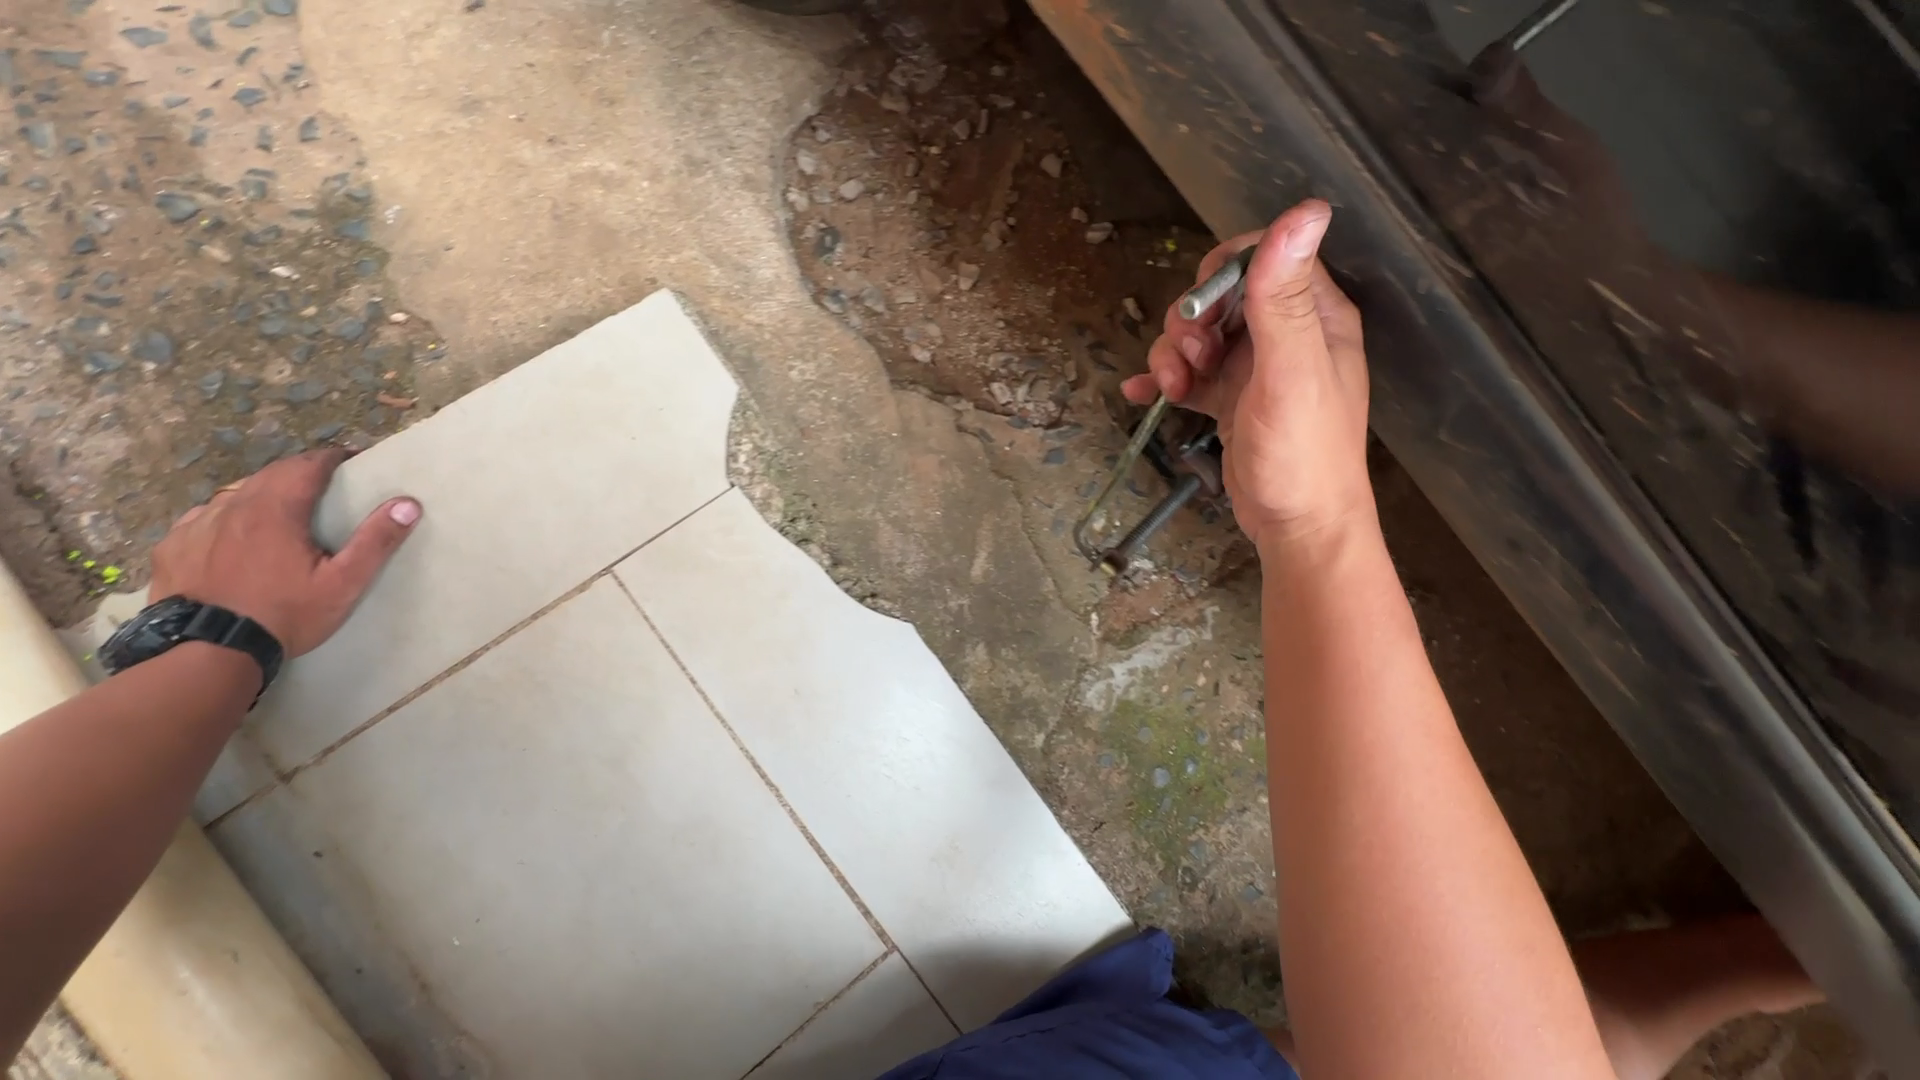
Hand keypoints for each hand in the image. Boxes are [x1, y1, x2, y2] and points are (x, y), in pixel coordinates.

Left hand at [150, 449, 421, 656]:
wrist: (208, 652)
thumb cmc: (285, 615)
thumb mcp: (343, 583)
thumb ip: (375, 541)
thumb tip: (408, 503)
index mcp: (275, 510)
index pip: (306, 465)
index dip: (332, 458)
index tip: (352, 460)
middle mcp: (232, 507)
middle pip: (270, 474)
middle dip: (300, 472)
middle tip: (323, 484)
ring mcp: (196, 525)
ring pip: (235, 494)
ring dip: (262, 493)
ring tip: (280, 511)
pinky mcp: (173, 547)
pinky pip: (203, 518)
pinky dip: (226, 517)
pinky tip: (233, 537)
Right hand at [1123, 199, 1372, 548]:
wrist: (1296, 527)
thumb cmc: (1302, 452)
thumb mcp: (1290, 372)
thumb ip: (1284, 298)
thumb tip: (1304, 210)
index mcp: (1312, 316)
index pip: (1263, 259)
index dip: (1222, 274)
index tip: (1201, 311)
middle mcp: (1284, 335)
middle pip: (1220, 298)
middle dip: (1190, 322)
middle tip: (1189, 358)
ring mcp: (1255, 369)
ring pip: (1199, 336)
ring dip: (1173, 355)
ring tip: (1173, 387)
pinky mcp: (1232, 400)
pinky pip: (1191, 376)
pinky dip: (1163, 381)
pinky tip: (1142, 395)